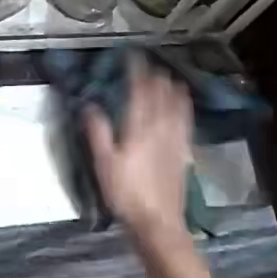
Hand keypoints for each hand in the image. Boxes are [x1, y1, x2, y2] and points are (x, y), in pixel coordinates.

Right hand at [83, 55, 193, 243]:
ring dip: (171, 87)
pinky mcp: (183, 151)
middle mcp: (160, 127)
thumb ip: (97, 132)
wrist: (158, 222)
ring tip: (167, 76)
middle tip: (146, 64)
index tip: (131, 55)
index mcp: (139, 127)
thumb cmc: (126, 192)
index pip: (139, 90)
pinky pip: (186, 120)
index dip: (136, 70)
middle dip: (154, 75)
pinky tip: (183, 103)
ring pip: (177, 103)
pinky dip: (184, 105)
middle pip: (161, 93)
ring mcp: (175, 138)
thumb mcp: (104, 164)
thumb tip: (89, 105)